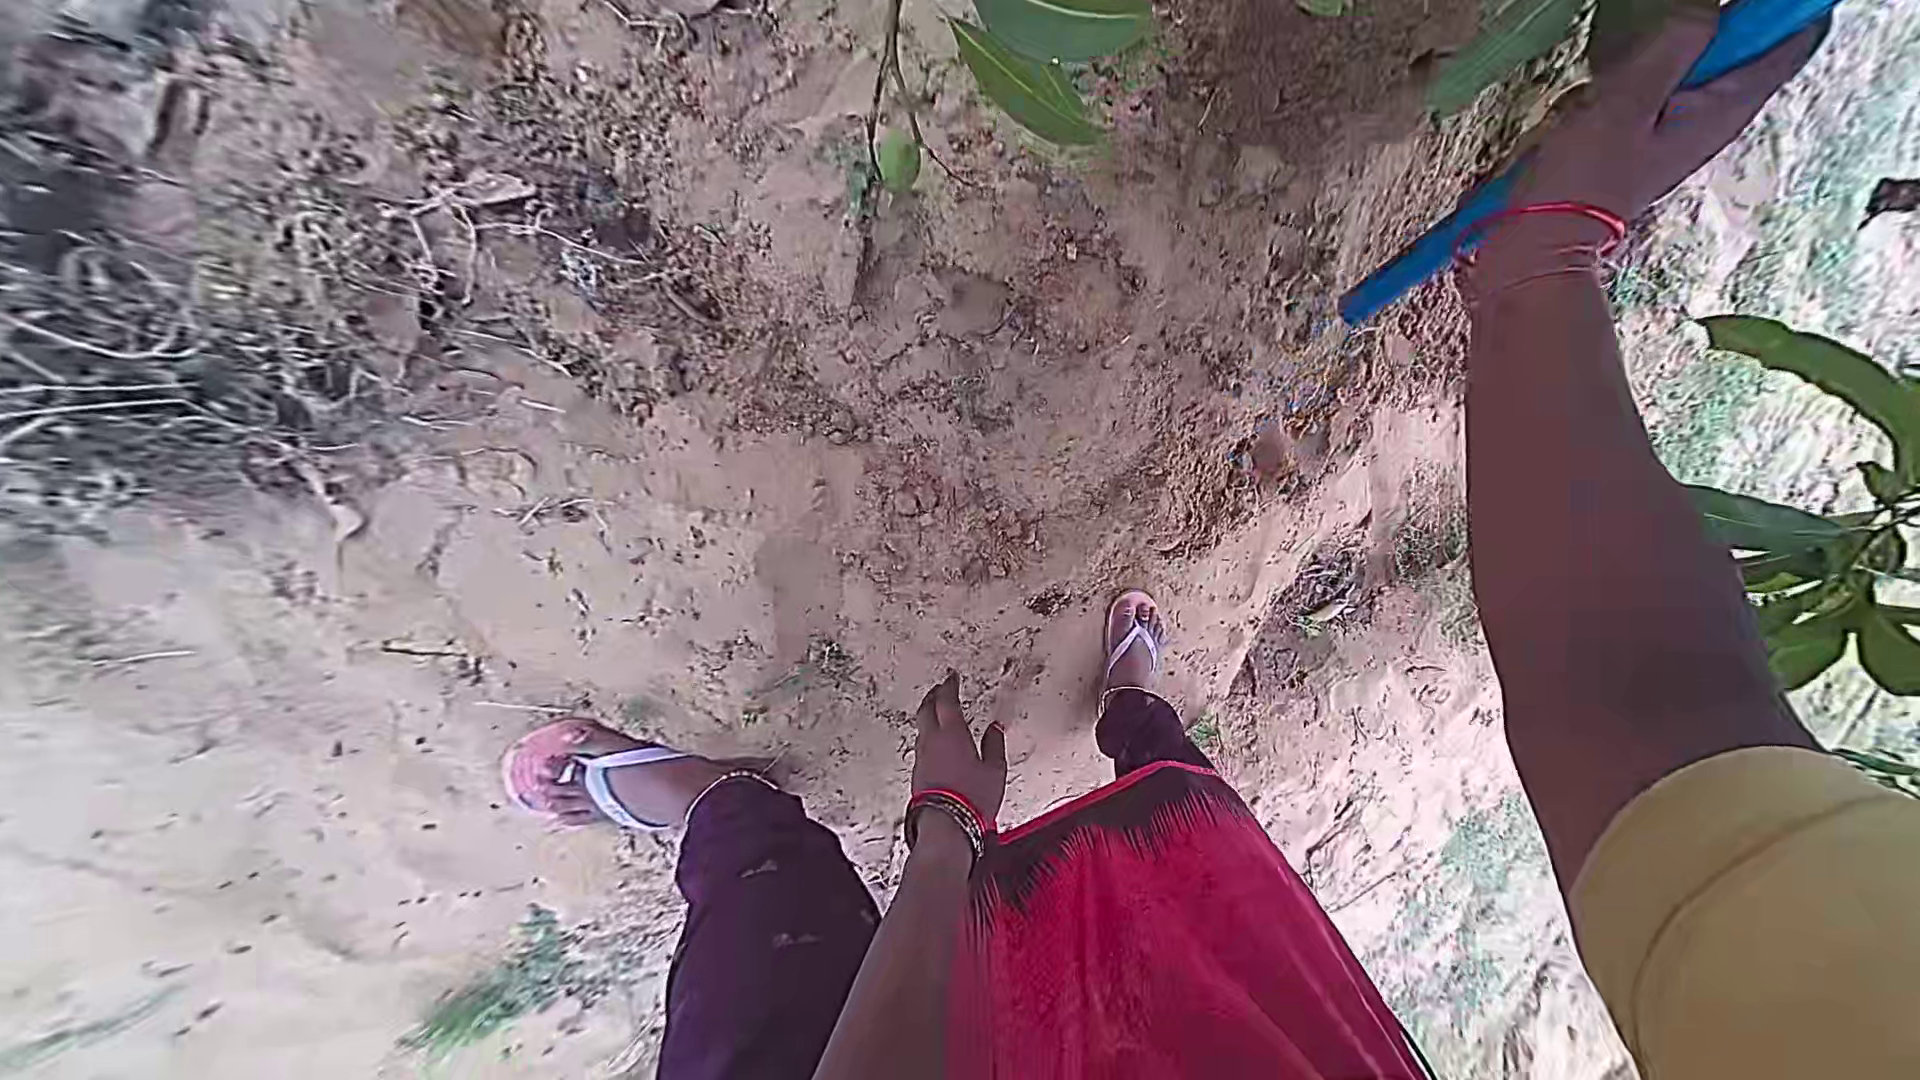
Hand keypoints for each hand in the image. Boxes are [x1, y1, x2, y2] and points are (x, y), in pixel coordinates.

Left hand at [910, 672, 1006, 826]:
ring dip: (929, 713)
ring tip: (937, 711)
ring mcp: (922, 756)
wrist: (946, 827)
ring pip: (922, 725)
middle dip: (934, 694)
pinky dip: (928, 733)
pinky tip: (935, 740)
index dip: (949, 685)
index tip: (951, 677)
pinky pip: (922, 743)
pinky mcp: (918, 771)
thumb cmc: (971, 799)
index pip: (946, 700)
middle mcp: (932, 740)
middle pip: (927, 708)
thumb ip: (994, 745)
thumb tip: (995, 730)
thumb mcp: (994, 770)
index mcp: (952, 732)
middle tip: (941, 688)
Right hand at [1508, 9, 1827, 228]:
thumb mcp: (1623, 103)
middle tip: (1647, 43)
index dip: (1768, 10)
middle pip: (1730, 53)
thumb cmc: (1576, 183)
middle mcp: (1710, 122)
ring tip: (1600, 88)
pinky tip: (1583, 113)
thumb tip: (1702, 10)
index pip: (1794, 31)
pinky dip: (1617, 101)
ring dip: (1644, 73)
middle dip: (1693, 39)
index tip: (1718, 11)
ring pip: (1677, 80)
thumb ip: (1675, 44)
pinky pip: (1638, 109)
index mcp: (1728, 104)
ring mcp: (1668, 142)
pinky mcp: (1630, 157)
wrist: (1533, 249)